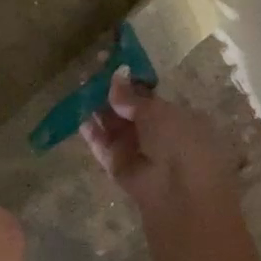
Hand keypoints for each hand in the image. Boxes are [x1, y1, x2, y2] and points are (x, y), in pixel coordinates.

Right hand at [81, 68, 240, 225]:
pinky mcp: (119, 169)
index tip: (112, 69)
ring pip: (114, 130)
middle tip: (89, 79)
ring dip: (99, 114)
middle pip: (129, 114)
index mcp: (180, 119)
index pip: (151, 99)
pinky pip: (104, 149)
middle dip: (111, 98)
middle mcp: (159, 135)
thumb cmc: (181, 143)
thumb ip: (133, 98)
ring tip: (79, 94)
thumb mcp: (160, 112)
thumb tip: (115, 78)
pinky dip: (93, 136)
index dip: (131, 85)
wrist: (179, 191)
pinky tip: (79, 119)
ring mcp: (138, 153)